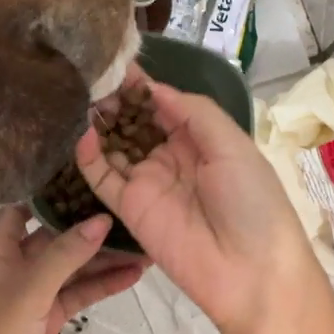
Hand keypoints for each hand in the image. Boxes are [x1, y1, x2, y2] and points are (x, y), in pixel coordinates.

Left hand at [0, 206, 146, 333]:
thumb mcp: (30, 292)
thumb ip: (65, 255)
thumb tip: (100, 219)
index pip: (21, 210)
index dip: (49, 194)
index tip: (88, 178)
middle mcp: (15, 268)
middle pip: (55, 238)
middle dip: (89, 228)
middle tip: (133, 211)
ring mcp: (32, 295)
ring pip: (71, 268)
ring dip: (103, 259)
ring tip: (146, 244)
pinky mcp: (46, 319)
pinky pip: (77, 295)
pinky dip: (101, 286)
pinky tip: (133, 275)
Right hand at [76, 81, 321, 333]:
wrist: (249, 271)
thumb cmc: (252, 202)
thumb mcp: (233, 145)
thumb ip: (193, 113)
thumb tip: (154, 88)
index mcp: (201, 140)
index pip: (164, 105)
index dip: (142, 85)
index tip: (117, 62)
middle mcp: (170, 158)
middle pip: (134, 124)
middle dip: (115, 102)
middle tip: (92, 78)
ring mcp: (148, 184)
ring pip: (114, 148)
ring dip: (98, 124)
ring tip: (80, 97)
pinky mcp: (129, 210)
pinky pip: (103, 179)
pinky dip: (89, 158)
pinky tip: (81, 134)